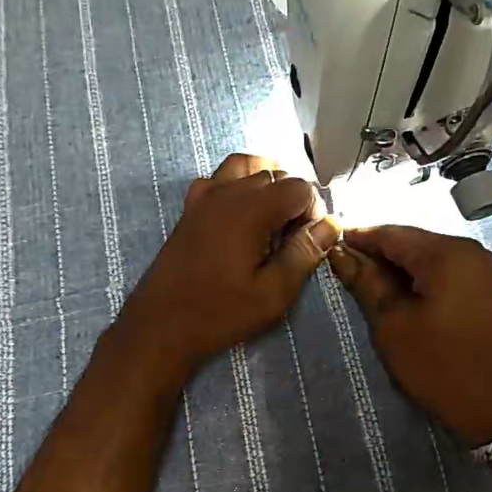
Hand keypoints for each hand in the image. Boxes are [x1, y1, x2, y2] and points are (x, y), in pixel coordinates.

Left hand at [108, 154, 340, 381]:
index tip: (309, 241)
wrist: (161, 324)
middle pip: (274, 174)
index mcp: (250, 209)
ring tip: (272, 218)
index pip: (298, 187)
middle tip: (292, 238)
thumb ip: (304, 253)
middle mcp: (226, 192)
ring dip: (266, 183)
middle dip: (292, 199)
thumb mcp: (273, 293)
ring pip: (245, 167)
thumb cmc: (220, 312)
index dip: (313, 210)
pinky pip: (219, 178)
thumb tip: (331, 225)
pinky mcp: (190, 207)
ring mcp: (203, 196)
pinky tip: (241, 215)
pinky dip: (237, 184)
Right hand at [328, 226, 491, 446]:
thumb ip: (365, 282)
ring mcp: (481, 267)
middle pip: (410, 241)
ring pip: (425, 255)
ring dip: (395, 266)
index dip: (357, 238)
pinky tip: (397, 292)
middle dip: (376, 252)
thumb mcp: (392, 324)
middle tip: (341, 267)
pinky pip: (442, 269)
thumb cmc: (440, 366)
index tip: (327, 245)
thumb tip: (339, 253)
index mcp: (446, 253)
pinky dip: (416, 276)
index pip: (390, 233)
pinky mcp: (485, 286)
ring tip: (364, 281)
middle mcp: (468, 249)